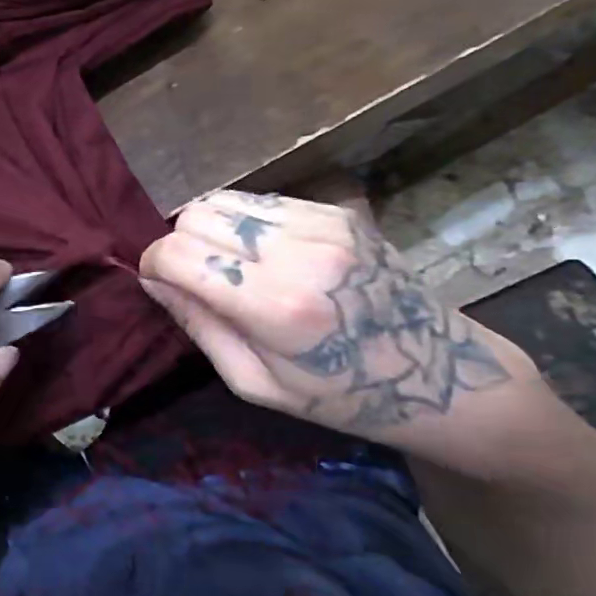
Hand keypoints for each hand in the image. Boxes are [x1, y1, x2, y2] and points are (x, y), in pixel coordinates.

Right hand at [139, 191, 534, 437]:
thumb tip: (152, 280)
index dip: (152, 266)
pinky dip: (241, 222)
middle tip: (194, 277)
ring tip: (227, 263)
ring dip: (208, 229)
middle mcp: (299, 253)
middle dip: (178, 245)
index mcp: (275, 306)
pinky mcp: (337, 212)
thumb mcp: (253, 382)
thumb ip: (198, 325)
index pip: (176, 253)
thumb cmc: (340, 395)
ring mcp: (323, 225)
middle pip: (194, 217)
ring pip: (221, 200)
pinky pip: (257, 200)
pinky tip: (259, 253)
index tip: (158, 284)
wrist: (443, 375)